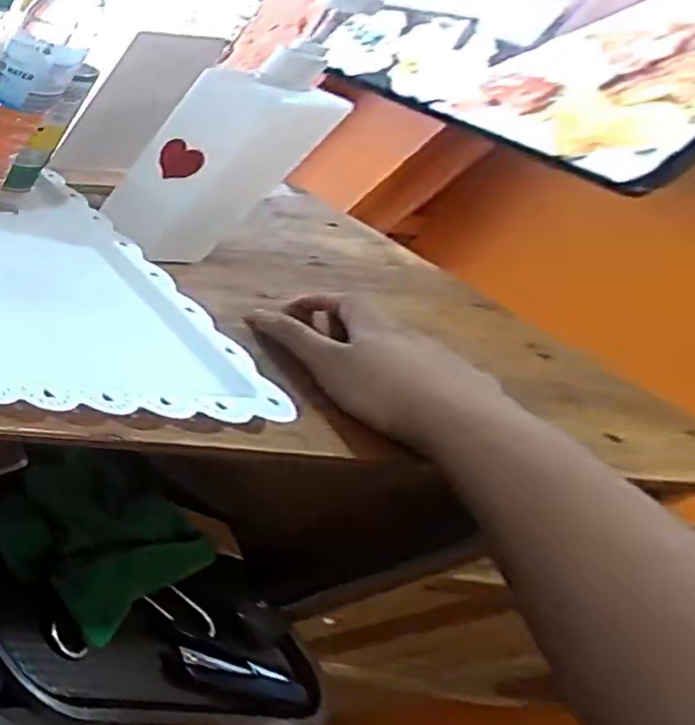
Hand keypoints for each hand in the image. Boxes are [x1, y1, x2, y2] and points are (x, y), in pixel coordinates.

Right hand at [247, 294, 517, 452]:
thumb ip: (292, 338)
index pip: (342, 300)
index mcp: (373, 326)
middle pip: (372, 320)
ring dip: (376, 350)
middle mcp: (408, 334)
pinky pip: (429, 369)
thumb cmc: (382, 390)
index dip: (315, 301)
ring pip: (401, 345)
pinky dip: (408, 373)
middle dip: (343, 325)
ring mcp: (442, 358)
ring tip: (359, 371)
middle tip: (320, 341)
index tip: (291, 310)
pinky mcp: (466, 384)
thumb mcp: (326, 363)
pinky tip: (406, 393)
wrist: (469, 425)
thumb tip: (255, 312)